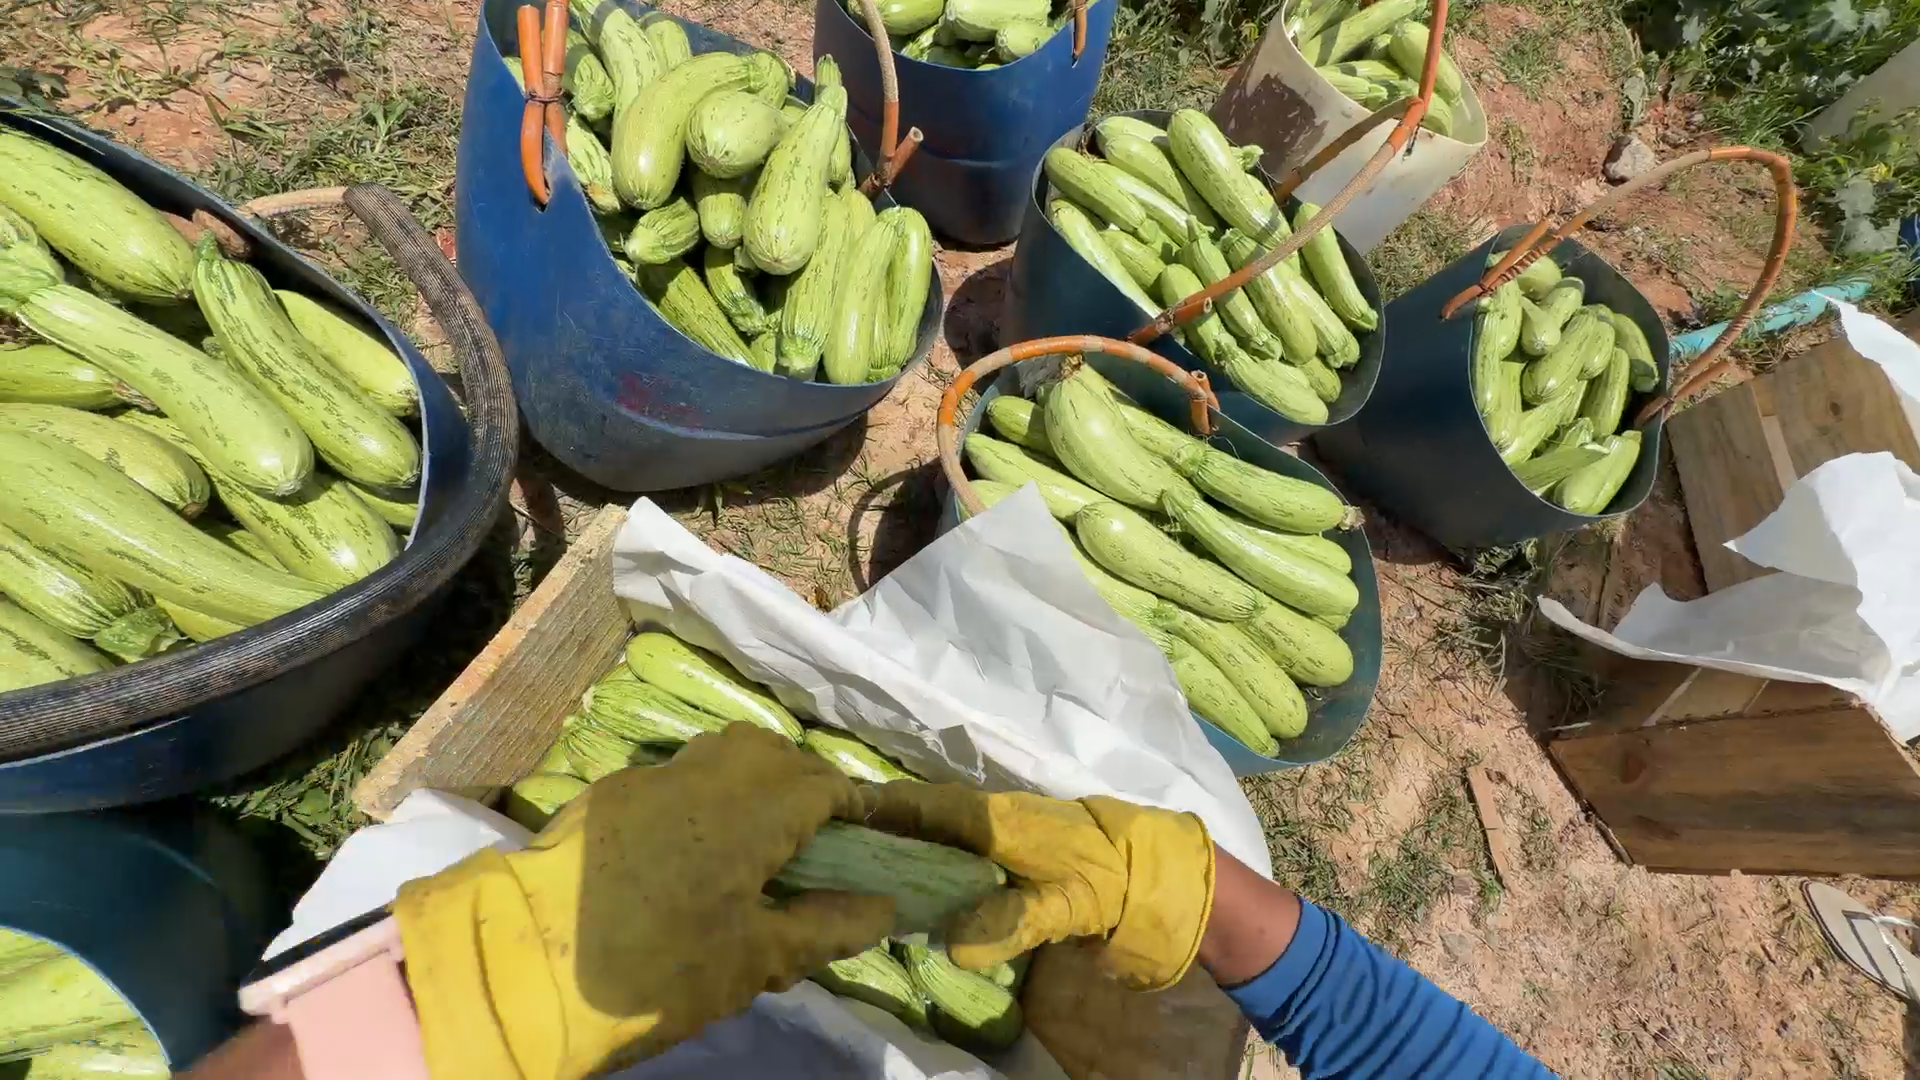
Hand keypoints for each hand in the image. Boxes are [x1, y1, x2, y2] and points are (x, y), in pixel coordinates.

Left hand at [393, 724, 895, 1079]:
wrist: (520, 967)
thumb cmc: (656, 969)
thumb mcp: (753, 962)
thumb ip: (828, 928)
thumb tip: (886, 907)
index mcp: (758, 807)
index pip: (829, 785)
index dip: (855, 806)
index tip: (865, 836)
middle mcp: (717, 771)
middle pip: (783, 755)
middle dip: (809, 786)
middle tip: (811, 843)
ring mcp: (663, 773)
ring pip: (733, 749)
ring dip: (759, 776)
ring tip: (758, 832)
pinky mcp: (620, 788)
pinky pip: (686, 770)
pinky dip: (710, 790)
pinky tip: (693, 840)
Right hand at [863, 783, 1214, 990]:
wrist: (1152, 864)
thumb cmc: (1105, 879)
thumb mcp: (1063, 905)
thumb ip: (1012, 920)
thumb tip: (952, 940)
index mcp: (998, 821)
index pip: (930, 807)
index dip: (887, 808)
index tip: (844, 813)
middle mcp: (994, 812)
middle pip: (928, 810)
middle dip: (886, 822)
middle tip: (842, 843)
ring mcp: (1003, 820)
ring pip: (943, 820)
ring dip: (908, 833)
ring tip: (867, 856)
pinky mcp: (1013, 835)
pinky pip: (961, 833)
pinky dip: (933, 845)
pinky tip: (919, 870)